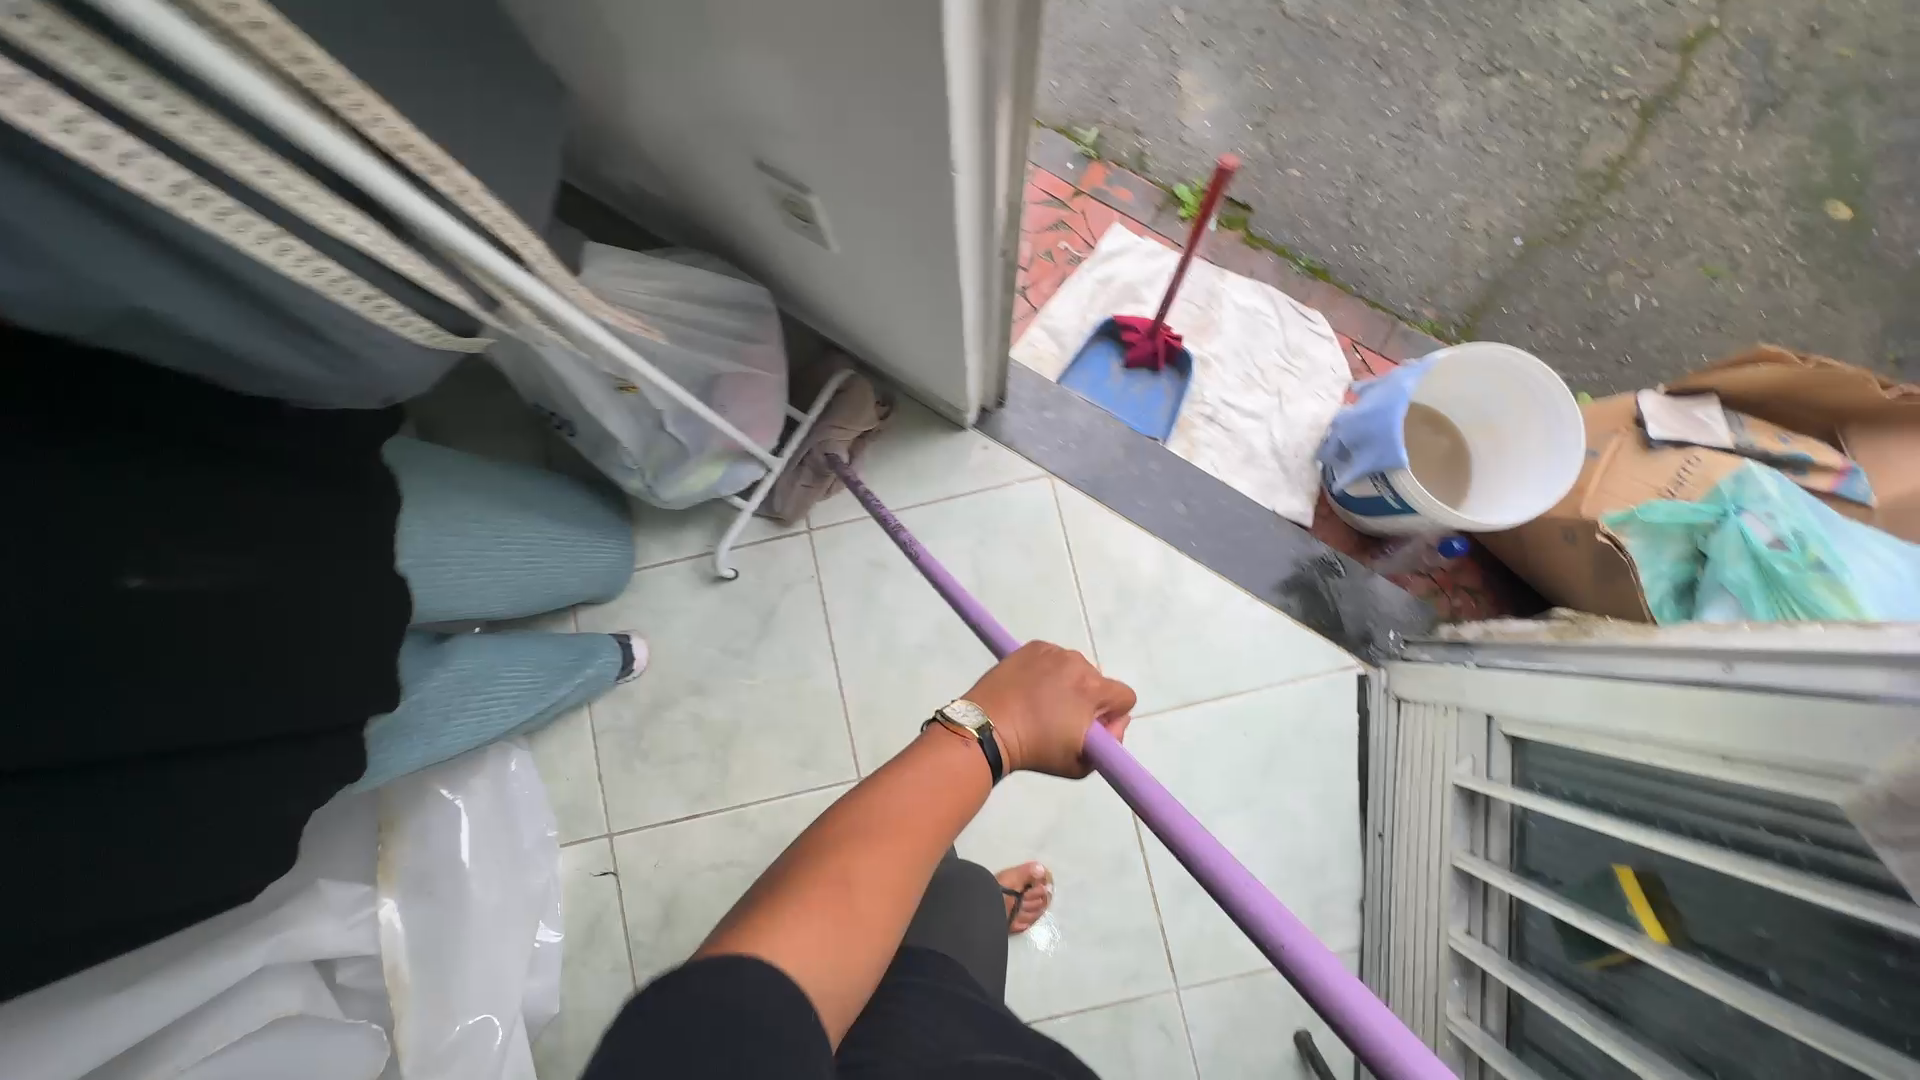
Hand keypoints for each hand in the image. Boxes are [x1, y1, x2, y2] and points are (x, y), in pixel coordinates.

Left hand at [960, 641, 1135, 778]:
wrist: (988, 726)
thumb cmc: (1035, 749)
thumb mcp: (1080, 764)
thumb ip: (1110, 744)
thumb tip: (1114, 722)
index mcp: (1094, 690)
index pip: (1124, 696)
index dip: (1112, 714)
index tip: (1092, 726)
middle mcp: (1078, 663)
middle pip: (1098, 681)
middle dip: (1088, 698)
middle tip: (1061, 717)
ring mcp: (1053, 652)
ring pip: (1074, 668)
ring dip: (1067, 682)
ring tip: (1041, 702)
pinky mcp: (1032, 647)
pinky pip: (1052, 658)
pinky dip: (1047, 670)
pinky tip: (1030, 687)